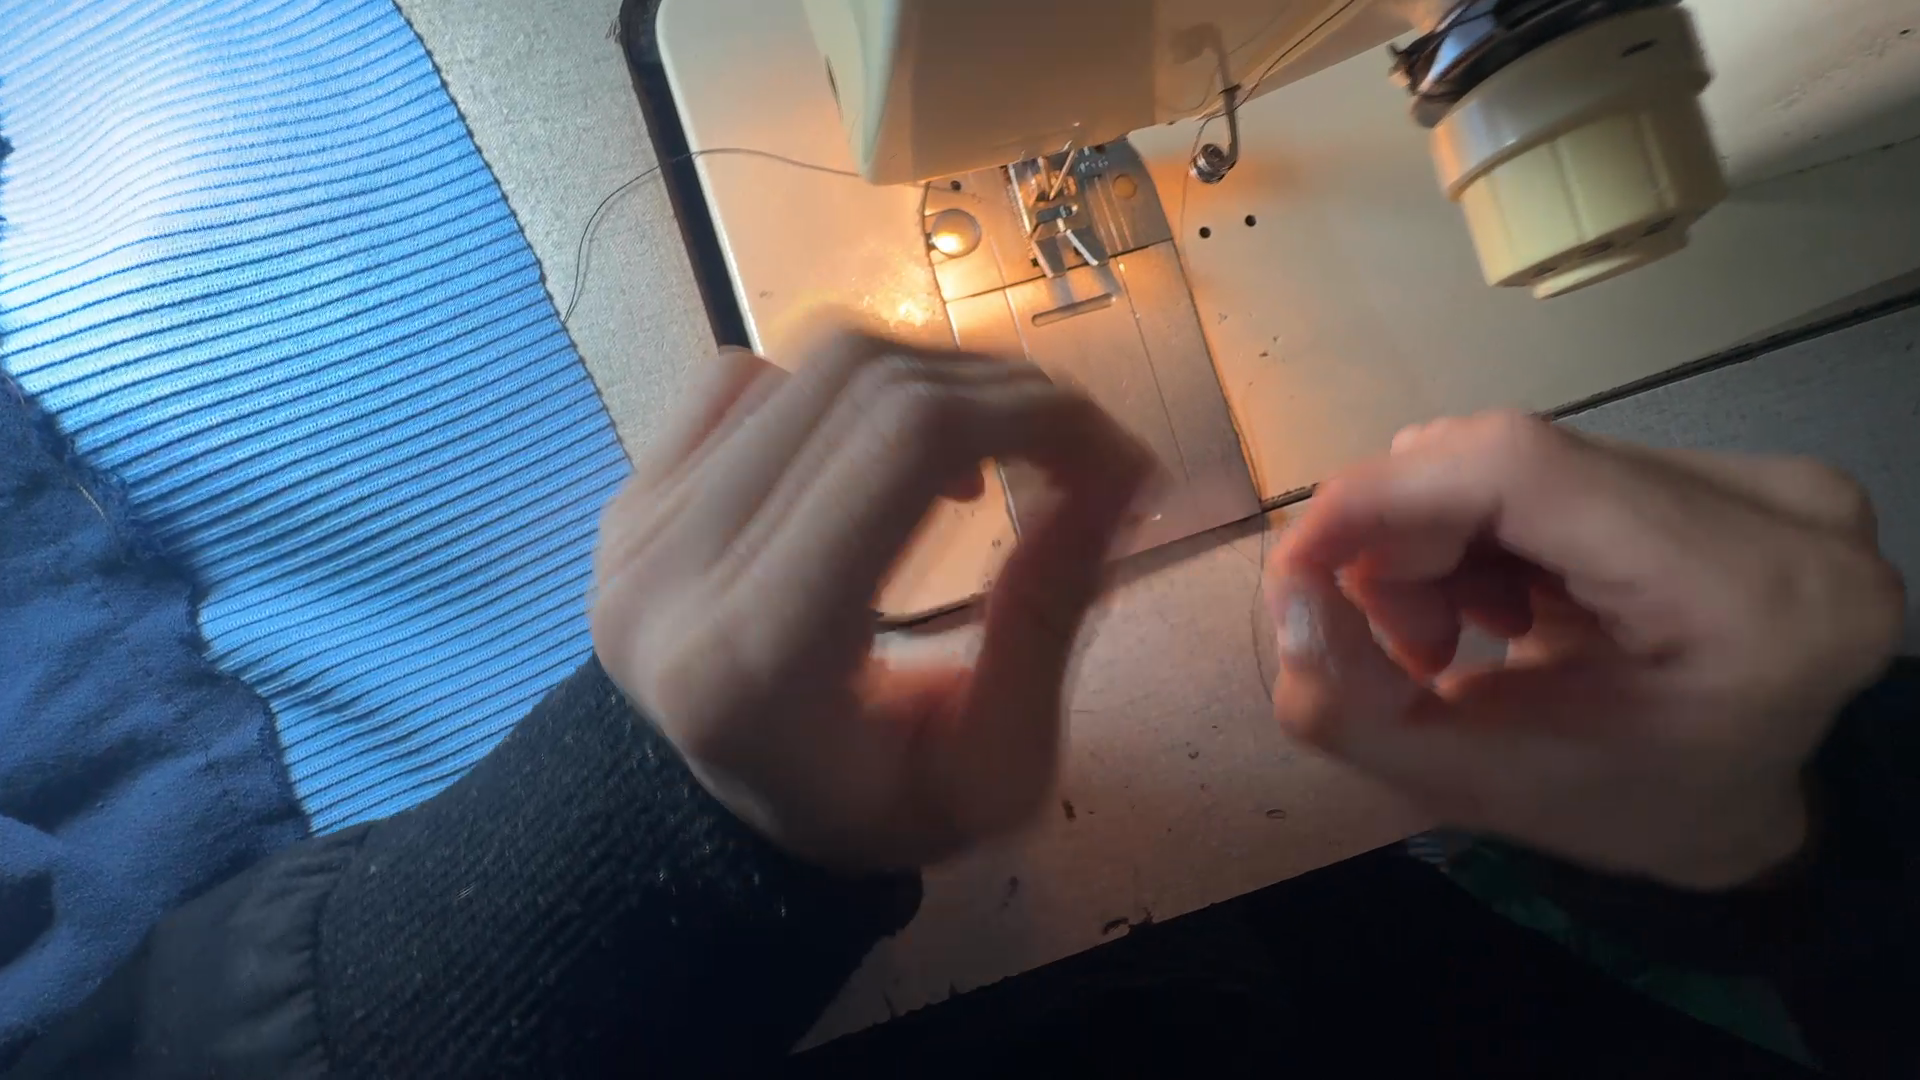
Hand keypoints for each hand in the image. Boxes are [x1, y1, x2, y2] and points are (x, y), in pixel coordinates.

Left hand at [591, 323, 1154, 871]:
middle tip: (1066, 451)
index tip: (1111, 456)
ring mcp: (637, 517)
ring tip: (975, 461)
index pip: (907, 443)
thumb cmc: (865, 812)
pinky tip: (869, 458)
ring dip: (930, 387)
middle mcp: (675, 566)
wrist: (725, 818)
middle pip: (868, 383)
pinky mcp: (632, 492)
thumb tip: (1119, 469)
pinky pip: (749, 378)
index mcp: (761, 654)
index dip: (1034, 414)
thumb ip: (1051, 618)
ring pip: (815, 365)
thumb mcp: (993, 764)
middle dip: (1001, 393)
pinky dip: (839, 395)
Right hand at [1264, 411, 1905, 888]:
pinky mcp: (1717, 470)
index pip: (1512, 470)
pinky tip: (1488, 598)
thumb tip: (1287, 584)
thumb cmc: (1594, 807)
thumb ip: (1336, 697)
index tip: (1297, 567)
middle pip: (1494, 458)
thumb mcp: (1441, 777)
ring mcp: (1755, 479)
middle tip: (1394, 638)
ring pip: (1498, 457)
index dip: (1372, 499)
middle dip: (1396, 541)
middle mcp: (1777, 512)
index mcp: (1747, 601)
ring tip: (1443, 631)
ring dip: (1426, 540)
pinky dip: (1465, 529)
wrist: (1713, 804)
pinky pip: (1526, 464)